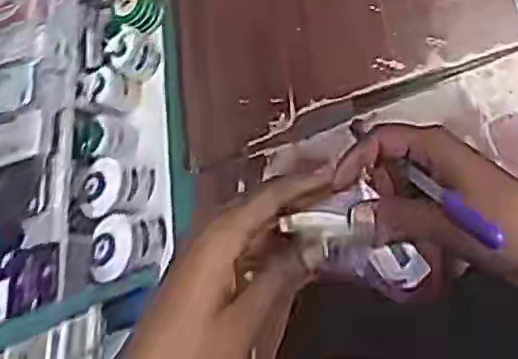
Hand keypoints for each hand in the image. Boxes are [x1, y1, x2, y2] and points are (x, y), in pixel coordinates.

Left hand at [125, 171, 333, 358]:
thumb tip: (312, 247)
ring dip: (283, 217)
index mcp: (219, 234)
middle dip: (295, 194)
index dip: (303, 183)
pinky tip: (287, 251)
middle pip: (259, 200)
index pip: (269, 193)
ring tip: (317, 217)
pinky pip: (242, 239)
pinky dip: (268, 238)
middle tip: (329, 191)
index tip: (331, 176)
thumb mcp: (242, 320)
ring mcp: (202, 250)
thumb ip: (280, 278)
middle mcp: (208, 232)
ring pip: (252, 220)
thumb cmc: (186, 351)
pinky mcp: (201, 270)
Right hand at [330, 124, 517, 294]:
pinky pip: (416, 203)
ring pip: (400, 185)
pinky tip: (418, 248)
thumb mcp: (448, 223)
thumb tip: (358, 217)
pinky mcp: (452, 199)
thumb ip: (401, 218)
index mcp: (434, 145)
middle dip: (372, 189)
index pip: (381, 138)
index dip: (354, 159)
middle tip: (366, 222)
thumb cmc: (505, 226)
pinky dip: (409, 221)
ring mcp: (445, 176)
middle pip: (386, 160)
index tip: (336, 189)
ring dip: (392, 210)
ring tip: (394, 239)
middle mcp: (436, 153)